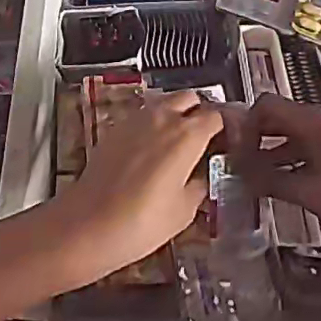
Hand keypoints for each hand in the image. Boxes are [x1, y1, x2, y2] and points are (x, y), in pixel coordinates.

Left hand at [52, 90, 223, 279]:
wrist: (89, 222)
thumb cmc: (142, 221)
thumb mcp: (184, 210)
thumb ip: (200, 184)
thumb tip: (203, 175)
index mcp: (187, 134)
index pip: (217, 115)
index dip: (227, 125)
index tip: (231, 140)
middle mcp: (163, 117)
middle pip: (190, 98)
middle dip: (201, 111)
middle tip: (207, 137)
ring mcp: (137, 118)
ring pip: (166, 102)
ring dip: (178, 113)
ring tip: (181, 143)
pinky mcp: (117, 126)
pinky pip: (144, 115)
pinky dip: (155, 123)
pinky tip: (154, 150)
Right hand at [233, 93, 320, 272]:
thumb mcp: (312, 195)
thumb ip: (272, 181)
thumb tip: (242, 175)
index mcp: (318, 120)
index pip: (267, 106)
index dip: (245, 126)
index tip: (233, 151)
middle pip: (283, 117)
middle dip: (259, 138)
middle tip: (240, 164)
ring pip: (299, 132)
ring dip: (278, 151)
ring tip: (260, 178)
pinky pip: (318, 144)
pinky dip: (299, 158)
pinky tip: (290, 183)